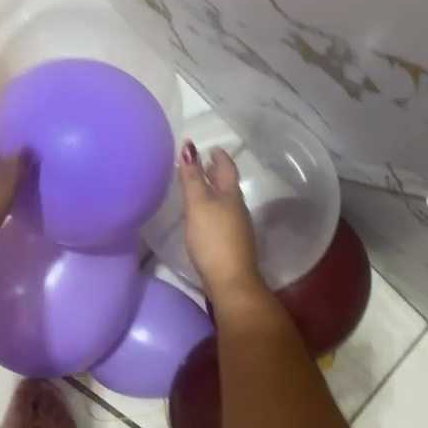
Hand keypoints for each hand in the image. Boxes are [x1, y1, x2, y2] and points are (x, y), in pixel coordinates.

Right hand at [178, 141, 263, 299]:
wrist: (231, 280)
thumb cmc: (214, 238)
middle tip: (205, 164)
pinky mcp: (232, 244)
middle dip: (216, 173)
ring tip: (201, 188)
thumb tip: (189, 147)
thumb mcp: (199, 205)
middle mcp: (237, 209)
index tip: (212, 148)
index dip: (220, 157)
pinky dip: (214, 209)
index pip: (227, 169)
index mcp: (231, 196)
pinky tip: (204, 217)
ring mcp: (237, 227)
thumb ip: (192, 178)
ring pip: (226, 202)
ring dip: (215, 192)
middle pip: (228, 185)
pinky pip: (223, 218)